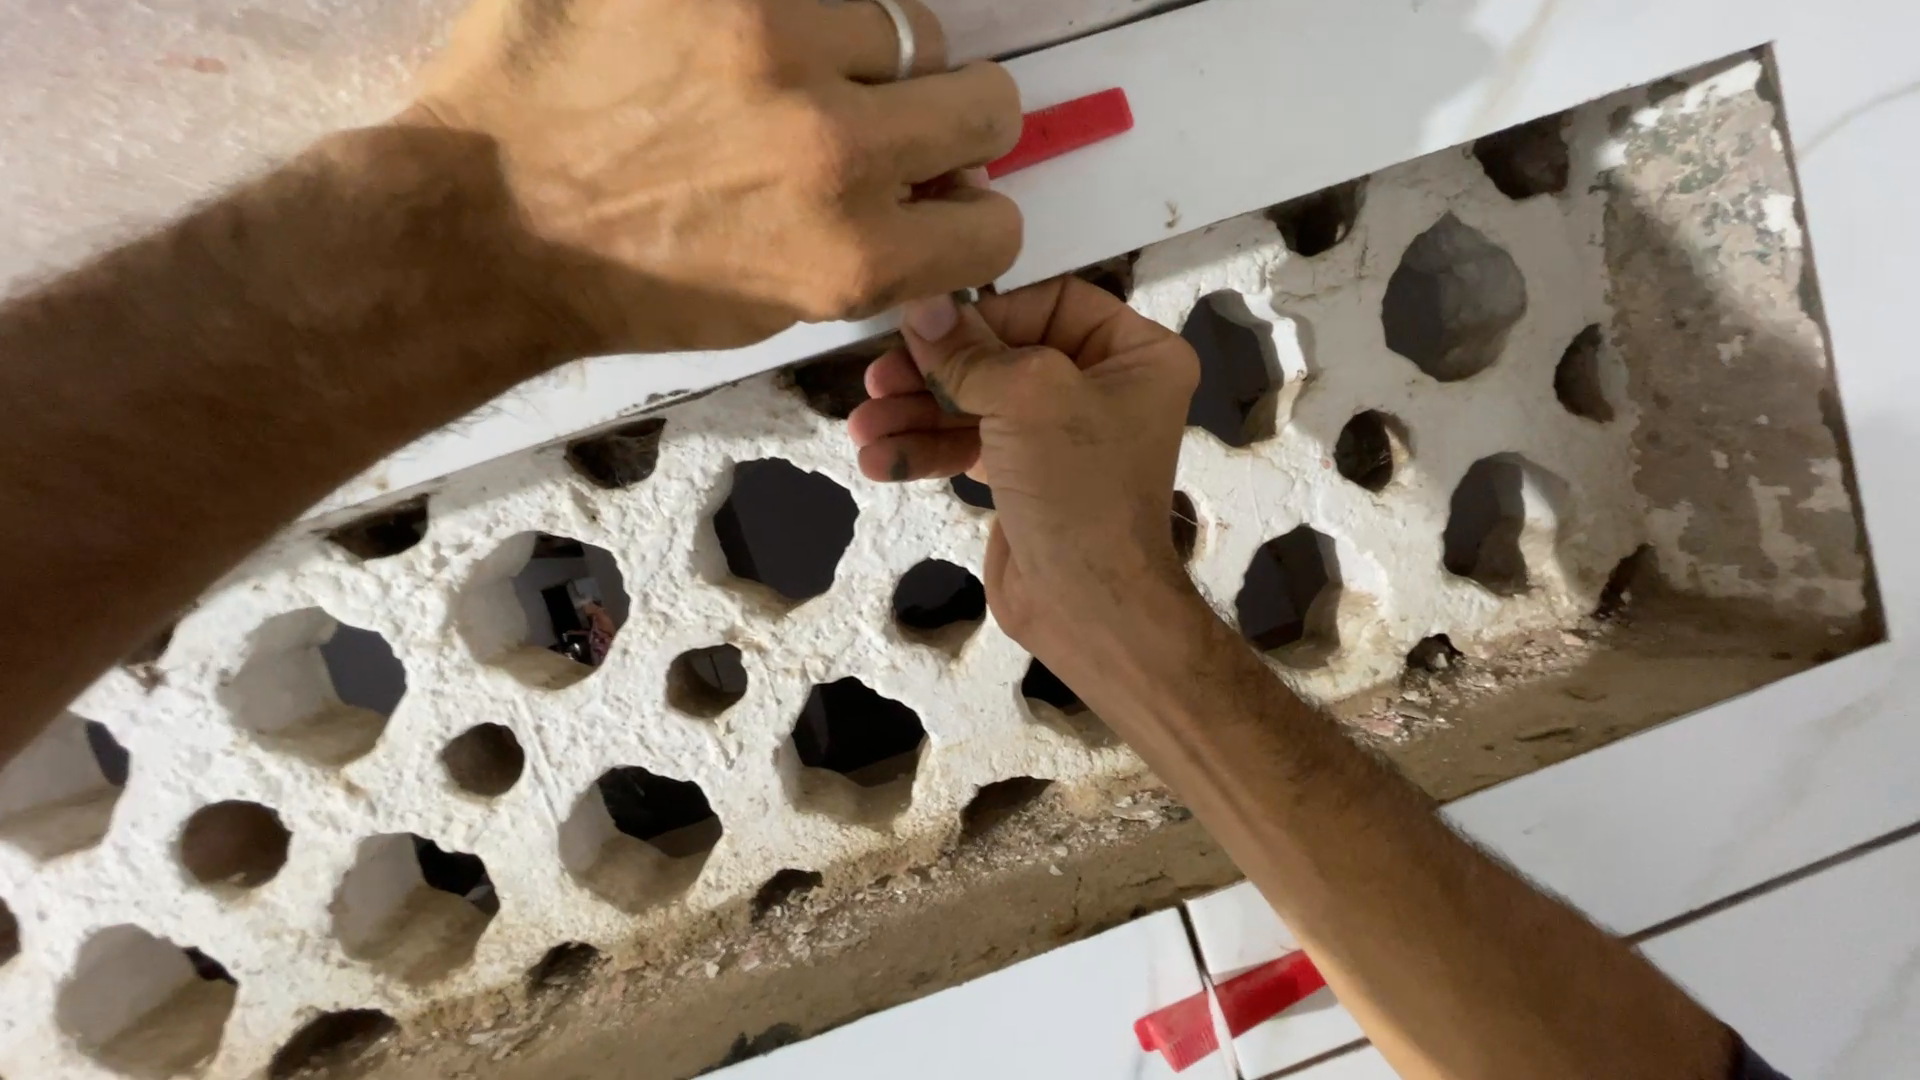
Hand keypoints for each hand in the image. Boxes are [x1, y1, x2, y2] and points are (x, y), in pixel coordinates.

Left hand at [410, 0, 1023, 351]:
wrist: (500, 227)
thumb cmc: (650, 289)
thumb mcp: (787, 309)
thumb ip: (877, 257)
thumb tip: (934, 196)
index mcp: (854, 257)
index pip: (998, 226)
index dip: (975, 214)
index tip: (942, 200)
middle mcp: (836, 151)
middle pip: (990, 102)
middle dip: (958, 120)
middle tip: (899, 123)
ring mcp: (773, 43)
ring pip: (907, 24)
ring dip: (872, 56)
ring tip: (793, 75)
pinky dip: (797, 14)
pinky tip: (738, 44)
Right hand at [847, 278, 1200, 666]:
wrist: (1084, 606)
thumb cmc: (1078, 489)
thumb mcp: (1026, 399)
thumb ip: (968, 351)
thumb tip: (921, 306)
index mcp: (1133, 355)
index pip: (1051, 304)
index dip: (986, 314)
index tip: (928, 326)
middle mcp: (1100, 389)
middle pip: (1002, 356)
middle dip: (934, 373)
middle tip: (876, 380)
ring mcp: (1057, 435)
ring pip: (977, 405)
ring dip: (915, 416)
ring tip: (862, 429)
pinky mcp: (1023, 476)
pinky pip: (971, 446)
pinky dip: (927, 451)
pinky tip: (880, 459)